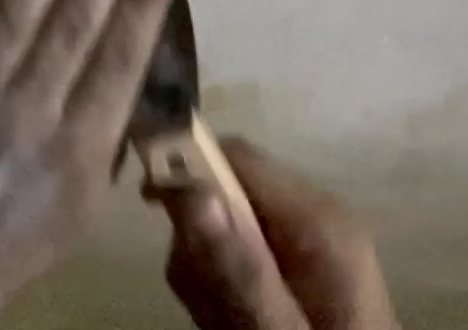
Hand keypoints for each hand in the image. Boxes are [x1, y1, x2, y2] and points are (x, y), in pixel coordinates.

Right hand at [156, 139, 397, 329]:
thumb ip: (239, 271)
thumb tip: (191, 192)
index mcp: (319, 216)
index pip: (234, 153)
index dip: (185, 167)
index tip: (148, 207)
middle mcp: (314, 210)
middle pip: (224, 184)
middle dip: (196, 233)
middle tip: (198, 292)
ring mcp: (308, 235)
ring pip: (223, 217)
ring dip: (204, 263)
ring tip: (219, 318)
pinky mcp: (300, 259)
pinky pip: (239, 243)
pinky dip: (221, 275)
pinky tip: (233, 316)